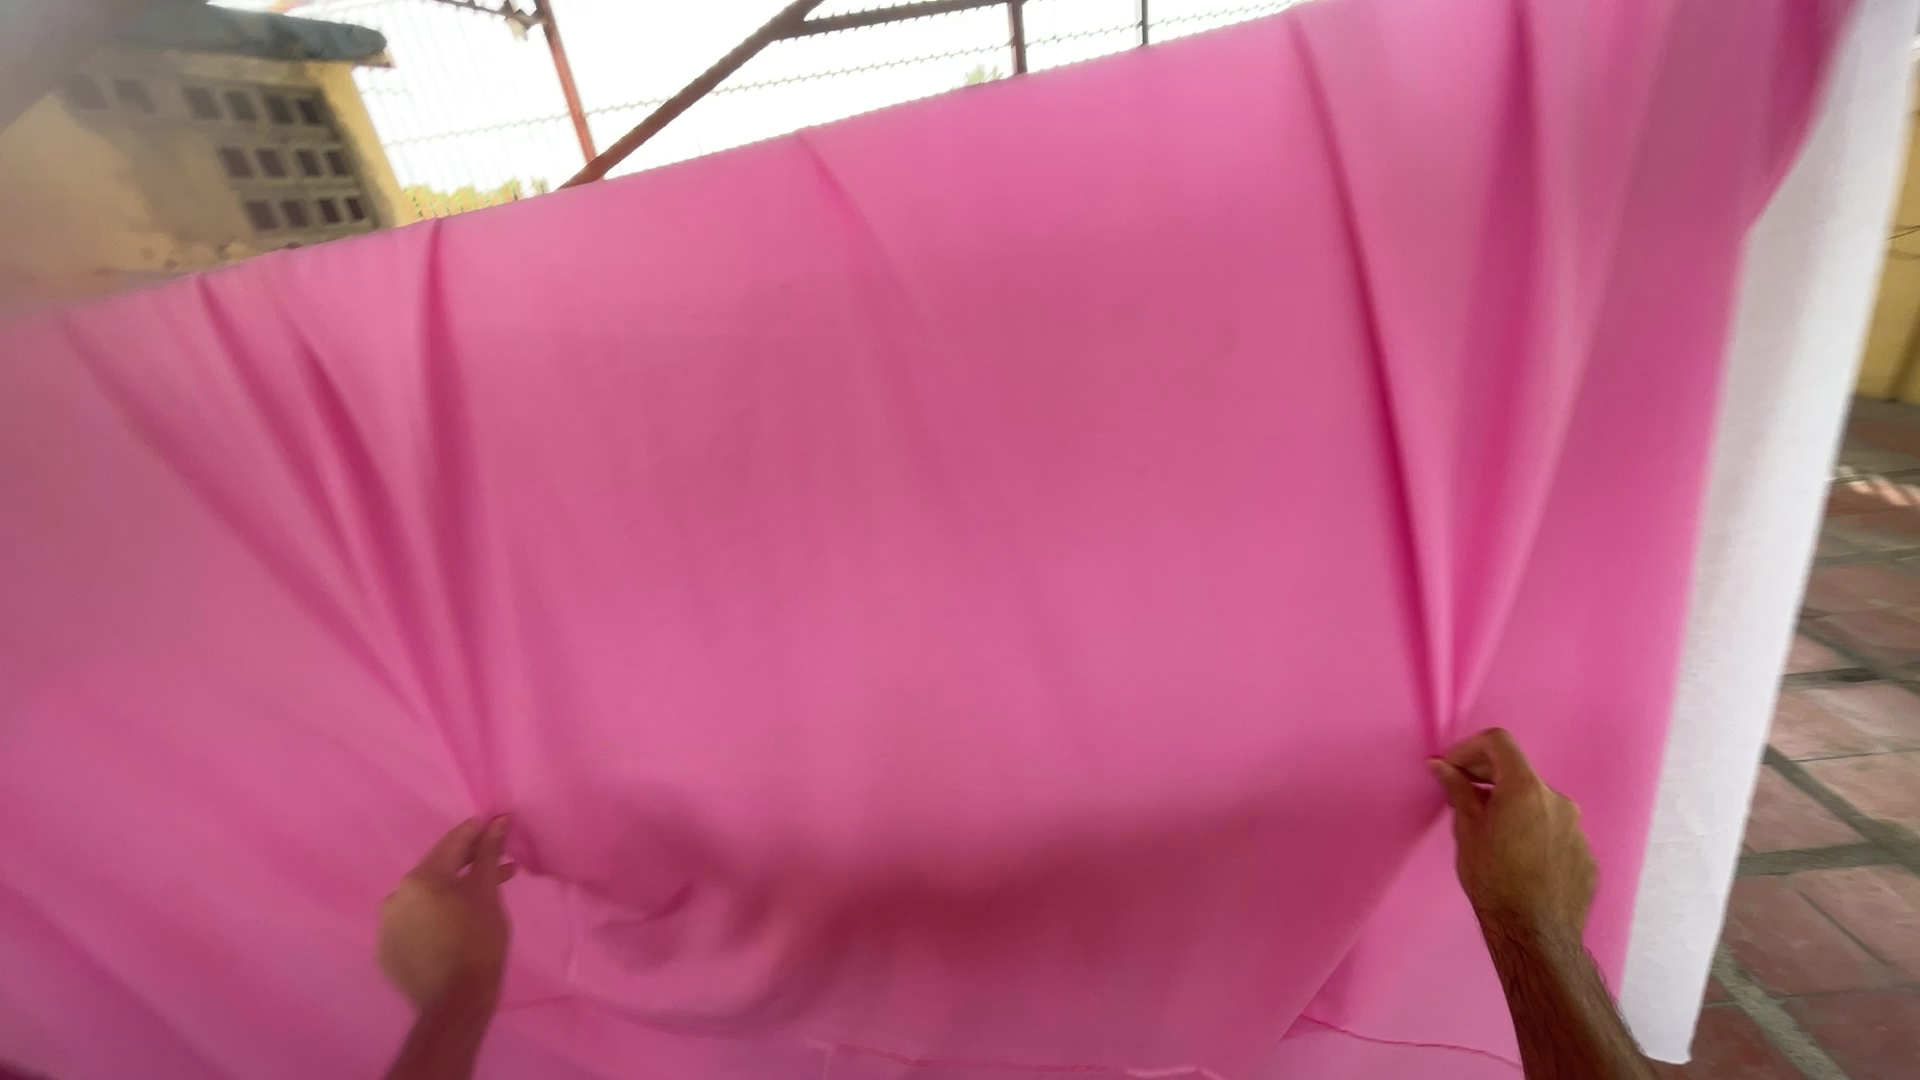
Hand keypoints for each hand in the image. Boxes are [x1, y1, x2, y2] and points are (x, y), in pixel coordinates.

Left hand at [378, 817, 515, 1011]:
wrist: (456, 1000)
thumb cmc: (478, 938)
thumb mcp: (487, 890)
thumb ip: (489, 852)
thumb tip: (498, 820)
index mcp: (419, 879)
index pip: (453, 842)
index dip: (479, 831)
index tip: (500, 825)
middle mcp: (395, 897)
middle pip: (438, 867)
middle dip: (469, 861)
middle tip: (500, 861)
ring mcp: (387, 926)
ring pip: (426, 894)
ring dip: (455, 887)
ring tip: (485, 892)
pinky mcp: (388, 950)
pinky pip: (415, 919)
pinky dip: (437, 912)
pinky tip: (458, 920)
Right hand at [1429, 728, 1595, 943]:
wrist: (1534, 932)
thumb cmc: (1491, 875)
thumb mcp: (1466, 828)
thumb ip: (1457, 789)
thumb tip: (1441, 765)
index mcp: (1526, 789)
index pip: (1499, 743)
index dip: (1470, 747)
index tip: (1452, 767)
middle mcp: (1558, 801)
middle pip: (1518, 772)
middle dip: (1487, 776)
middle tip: (1460, 795)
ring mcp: (1578, 829)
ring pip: (1536, 802)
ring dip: (1509, 804)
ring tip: (1488, 829)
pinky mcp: (1586, 856)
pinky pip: (1552, 829)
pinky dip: (1530, 828)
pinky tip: (1515, 855)